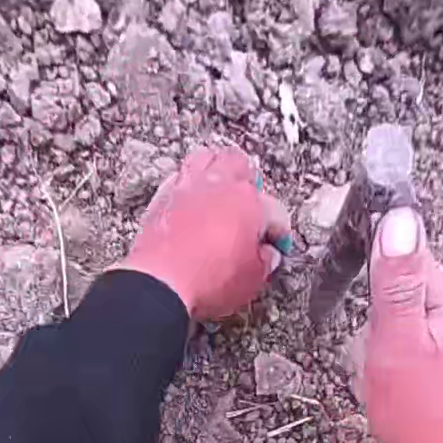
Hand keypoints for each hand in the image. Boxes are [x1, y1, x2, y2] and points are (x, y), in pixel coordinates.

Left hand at [115, 147, 291, 320]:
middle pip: (239, 164)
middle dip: (248, 182)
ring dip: (216, 170)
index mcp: (250, 202)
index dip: (280, 232)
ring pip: (206, 157)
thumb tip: (267, 255)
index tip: (277, 248)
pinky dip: (189, 184)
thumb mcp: (252, 280)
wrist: (162, 284)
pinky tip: (192, 201)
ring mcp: (189, 186)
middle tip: (250, 206)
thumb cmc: (210, 281)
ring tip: (220, 192)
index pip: (275, 210)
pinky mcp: (163, 196)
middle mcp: (219, 185)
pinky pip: (179, 175)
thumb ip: (265, 261)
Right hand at [361, 207, 442, 442]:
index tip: (373, 311)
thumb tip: (399, 219)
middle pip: (407, 283)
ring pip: (403, 310)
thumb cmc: (412, 410)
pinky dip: (390, 346)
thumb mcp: (397, 340)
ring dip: (382, 333)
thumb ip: (397, 282)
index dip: (382, 277)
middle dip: (381, 313)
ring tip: (385, 365)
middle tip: (379, 348)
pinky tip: (390, 371)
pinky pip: (407, 331)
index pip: (413, 258)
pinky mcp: (442, 352)